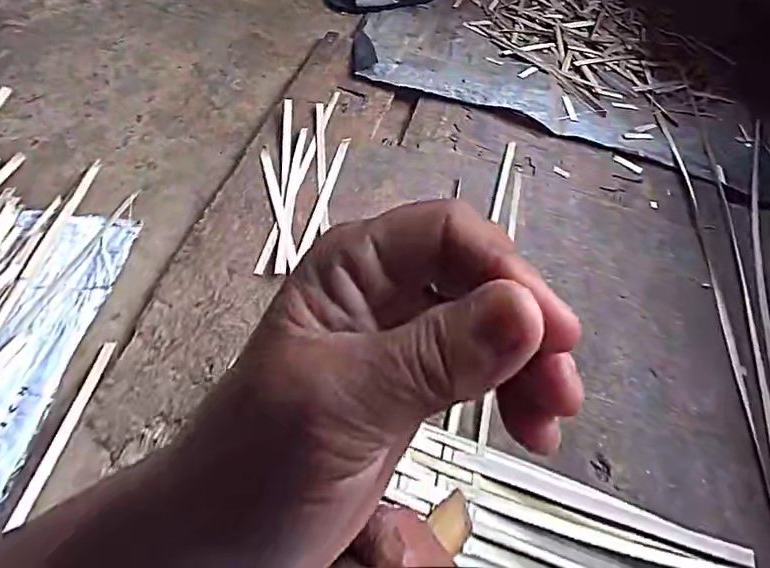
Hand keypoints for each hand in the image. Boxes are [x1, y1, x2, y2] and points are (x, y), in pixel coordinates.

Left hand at [165, 199, 582, 564]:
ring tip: (551, 417)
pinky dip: (513, 391)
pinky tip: (530, 423)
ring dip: (529, 364)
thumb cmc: (249, 473)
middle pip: (482, 278)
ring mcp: (408, 334)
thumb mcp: (343, 407)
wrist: (207, 559)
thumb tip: (527, 310)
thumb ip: (435, 357)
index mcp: (356, 265)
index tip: (550, 326)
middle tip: (562, 383)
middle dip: (527, 327)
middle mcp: (388, 286)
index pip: (451, 235)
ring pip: (493, 323)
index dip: (505, 270)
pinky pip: (484, 367)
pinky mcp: (421, 380)